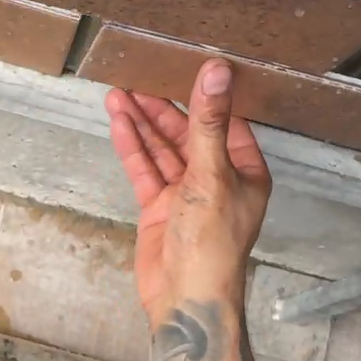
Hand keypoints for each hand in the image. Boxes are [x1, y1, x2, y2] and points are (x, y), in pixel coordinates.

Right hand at [105, 59, 272, 328]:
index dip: (203, 96)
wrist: (185, 295)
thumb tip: (216, 71)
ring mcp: (184, 194)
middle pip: (187, 134)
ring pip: (161, 151)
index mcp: (244, 169)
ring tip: (116, 95)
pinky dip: (132, 150)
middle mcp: (215, 178)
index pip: (224, 122)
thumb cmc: (211, 241)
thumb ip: (208, 123)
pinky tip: (118, 125)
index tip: (181, 66)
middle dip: (160, 109)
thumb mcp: (212, 174)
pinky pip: (144, 172)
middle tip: (135, 77)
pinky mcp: (158, 209)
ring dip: (141, 125)